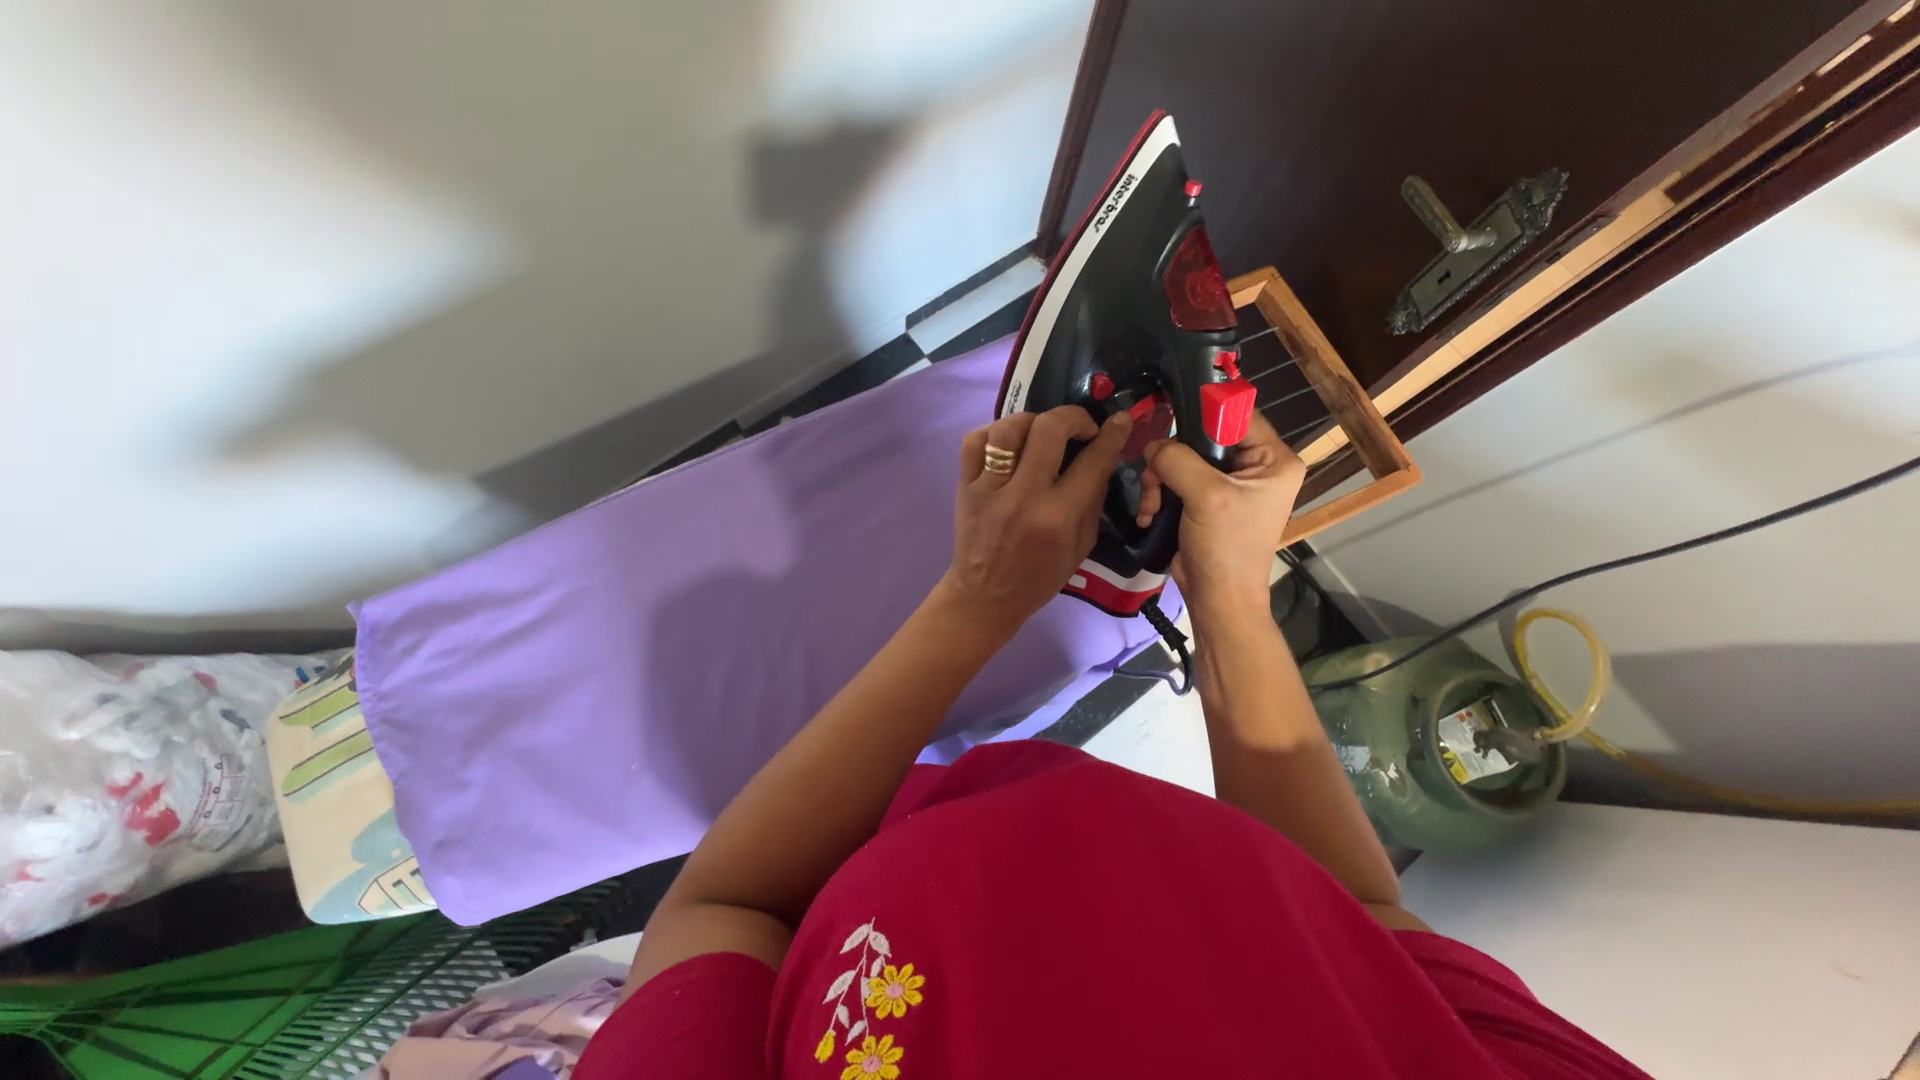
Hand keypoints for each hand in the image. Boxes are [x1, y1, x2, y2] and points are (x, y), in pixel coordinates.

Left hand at [940, 405, 1132, 633]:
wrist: (984, 598)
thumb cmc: (1039, 578)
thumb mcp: (1081, 548)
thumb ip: (1093, 501)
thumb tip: (1102, 458)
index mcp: (1057, 518)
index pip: (1091, 462)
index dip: (1111, 435)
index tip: (1119, 422)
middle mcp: (1022, 497)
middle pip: (1048, 430)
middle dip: (1073, 417)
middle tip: (1081, 427)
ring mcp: (988, 489)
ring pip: (1008, 429)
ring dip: (1032, 421)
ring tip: (1042, 433)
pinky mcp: (964, 486)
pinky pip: (974, 441)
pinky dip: (993, 433)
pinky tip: (1008, 444)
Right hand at [1135, 412, 1304, 606]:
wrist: (1217, 599)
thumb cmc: (1225, 547)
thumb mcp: (1206, 496)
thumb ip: (1178, 459)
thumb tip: (1152, 443)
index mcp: (1274, 460)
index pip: (1238, 416)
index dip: (1204, 413)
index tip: (1170, 416)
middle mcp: (1256, 467)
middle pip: (1205, 438)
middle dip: (1173, 457)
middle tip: (1154, 476)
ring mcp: (1230, 485)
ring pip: (1184, 459)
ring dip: (1160, 480)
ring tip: (1151, 504)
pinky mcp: (1207, 501)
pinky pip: (1177, 481)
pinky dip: (1160, 495)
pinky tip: (1150, 514)